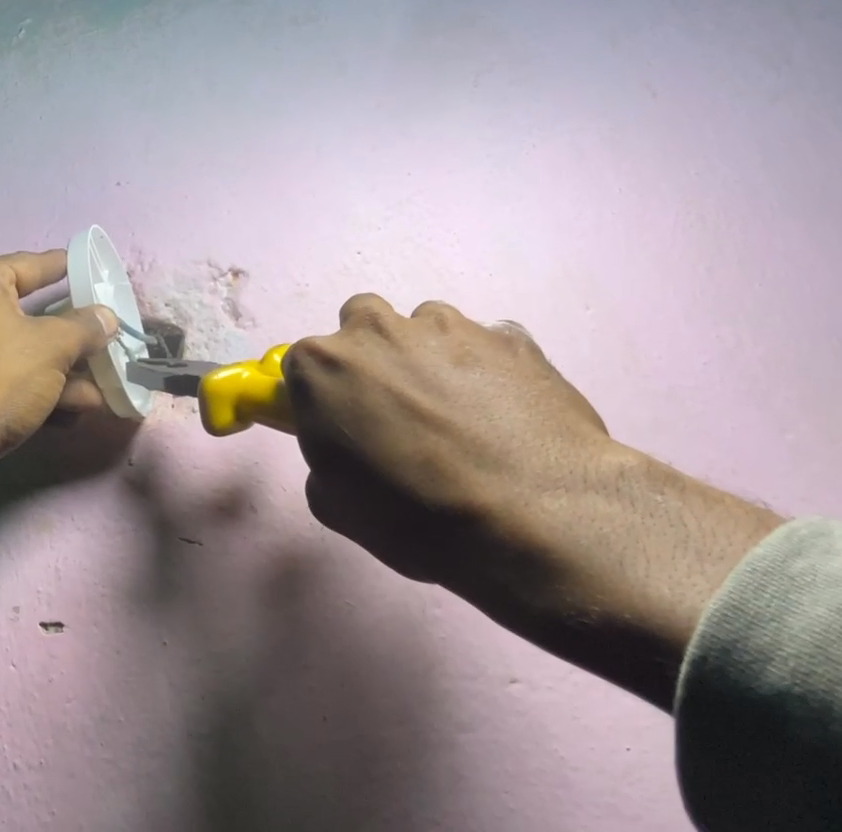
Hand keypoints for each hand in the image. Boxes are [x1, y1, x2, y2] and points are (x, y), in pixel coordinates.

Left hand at [0, 250, 117, 464]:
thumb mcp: (52, 347)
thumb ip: (85, 327)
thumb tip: (106, 317)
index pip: (30, 264)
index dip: (67, 268)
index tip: (92, 269)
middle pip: (26, 313)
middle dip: (71, 337)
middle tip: (105, 341)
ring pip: (16, 351)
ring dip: (60, 372)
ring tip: (101, 394)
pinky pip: (0, 376)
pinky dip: (33, 389)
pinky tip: (71, 413)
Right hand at [285, 295, 782, 706]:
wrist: (539, 518)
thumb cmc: (416, 516)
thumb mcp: (336, 505)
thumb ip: (326, 459)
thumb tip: (350, 449)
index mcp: (322, 365)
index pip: (302, 364)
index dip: (321, 395)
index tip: (340, 425)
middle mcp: (378, 330)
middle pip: (360, 323)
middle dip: (371, 356)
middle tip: (394, 410)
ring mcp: (449, 326)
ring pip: (425, 328)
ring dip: (429, 359)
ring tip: (460, 417)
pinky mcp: (512, 337)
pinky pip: (487, 346)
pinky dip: (487, 371)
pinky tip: (505, 416)